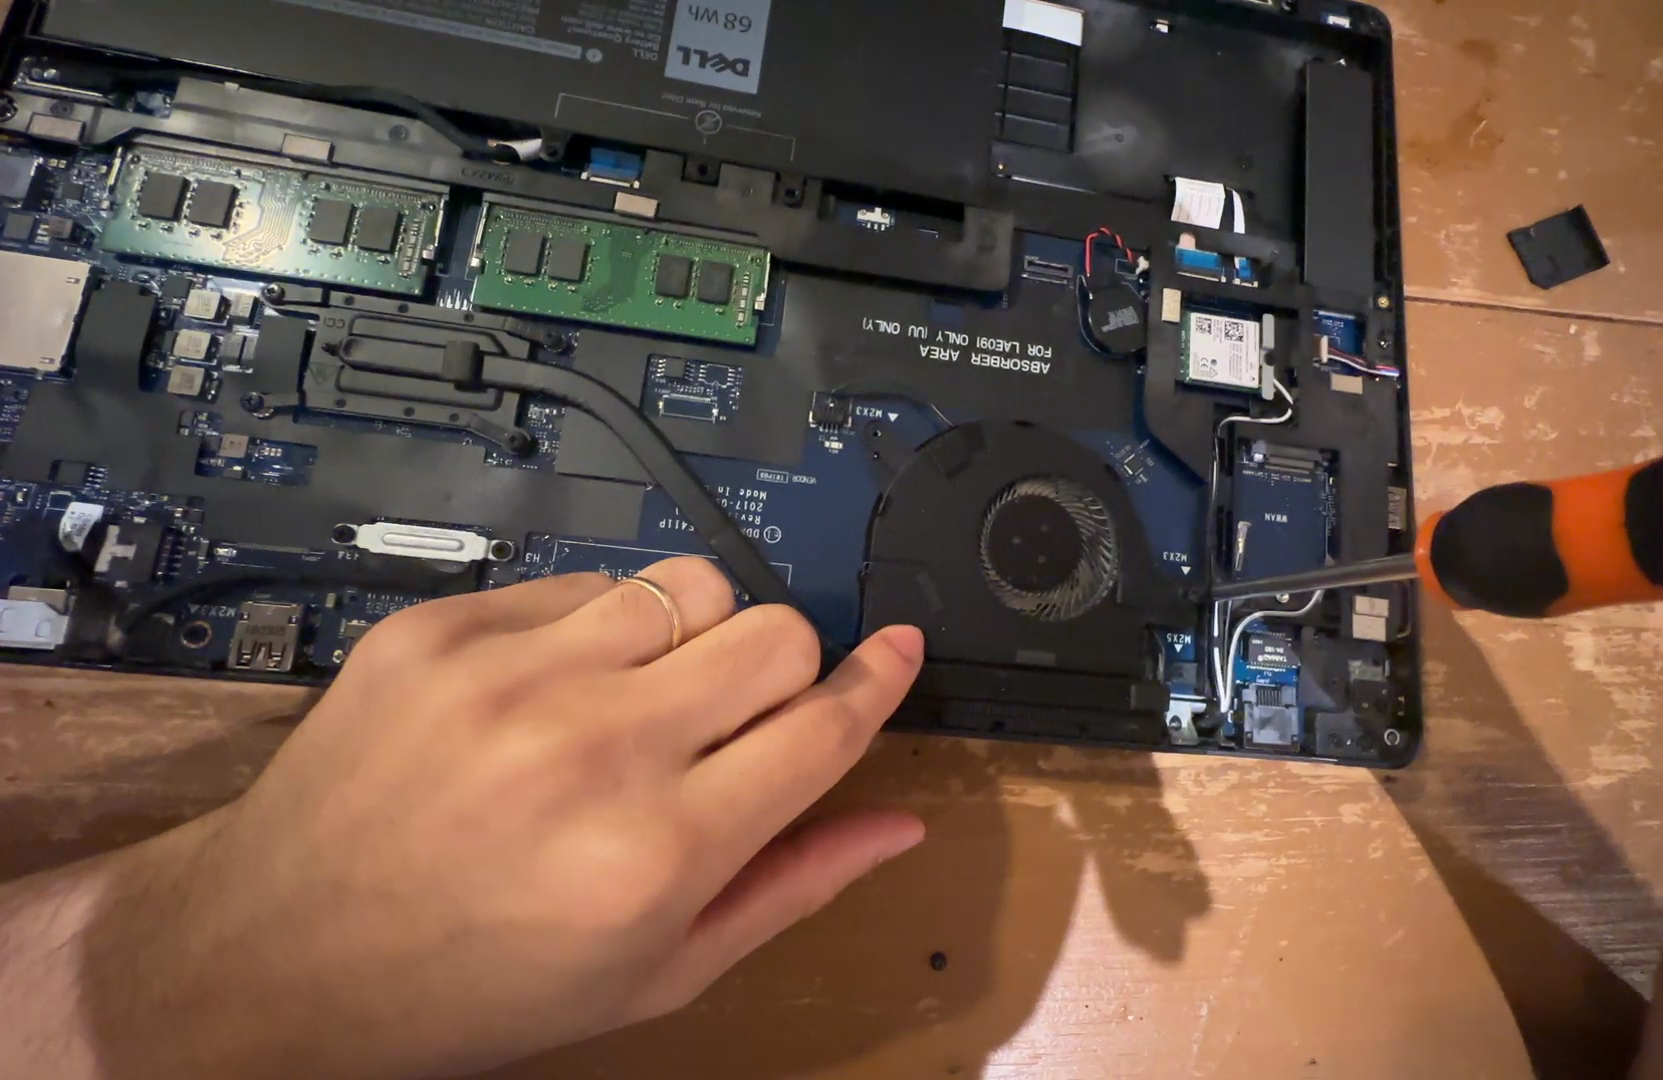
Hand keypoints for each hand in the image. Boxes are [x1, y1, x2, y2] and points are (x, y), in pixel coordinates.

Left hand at [62, 561, 926, 1078]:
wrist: (266, 960)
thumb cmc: (492, 982)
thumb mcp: (665, 970)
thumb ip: (797, 884)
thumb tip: (901, 823)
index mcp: (659, 851)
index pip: (822, 730)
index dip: (879, 682)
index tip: (903, 646)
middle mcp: (597, 747)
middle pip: (777, 632)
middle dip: (786, 667)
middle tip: (735, 714)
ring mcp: (514, 672)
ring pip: (697, 585)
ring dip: (703, 635)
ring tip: (650, 691)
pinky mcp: (448, 627)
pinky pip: (599, 582)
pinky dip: (612, 626)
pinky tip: (562, 684)